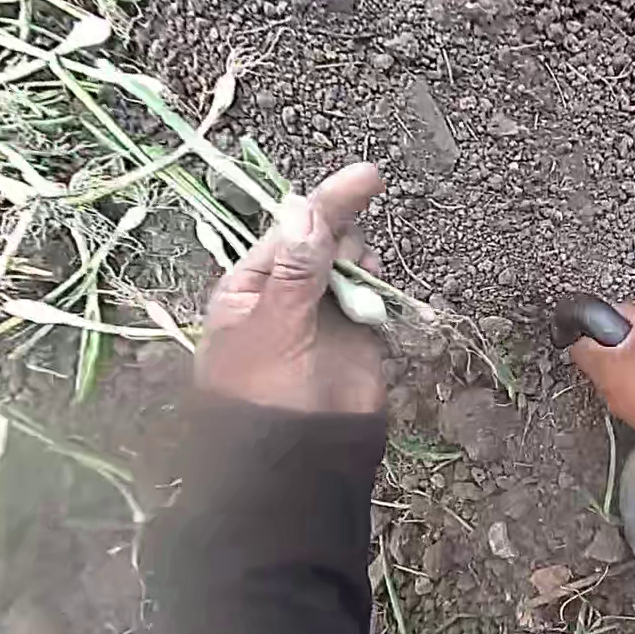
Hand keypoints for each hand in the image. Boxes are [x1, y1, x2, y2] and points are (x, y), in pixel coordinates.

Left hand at [195, 162, 386, 413]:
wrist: (306, 456)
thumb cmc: (270, 394)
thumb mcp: (273, 327)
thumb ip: (296, 270)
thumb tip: (308, 208)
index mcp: (255, 284)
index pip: (292, 229)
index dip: (328, 202)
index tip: (368, 177)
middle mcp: (292, 290)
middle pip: (327, 240)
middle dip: (344, 239)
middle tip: (350, 265)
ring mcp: (328, 310)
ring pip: (356, 265)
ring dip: (363, 268)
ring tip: (356, 298)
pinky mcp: (360, 331)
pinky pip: (374, 295)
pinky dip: (379, 292)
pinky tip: (373, 303)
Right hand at [568, 302, 634, 462]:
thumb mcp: (606, 372)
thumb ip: (584, 350)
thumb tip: (577, 343)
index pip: (607, 314)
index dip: (593, 339)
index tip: (593, 358)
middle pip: (619, 336)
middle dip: (610, 358)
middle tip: (613, 378)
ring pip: (632, 353)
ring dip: (624, 371)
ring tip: (630, 389)